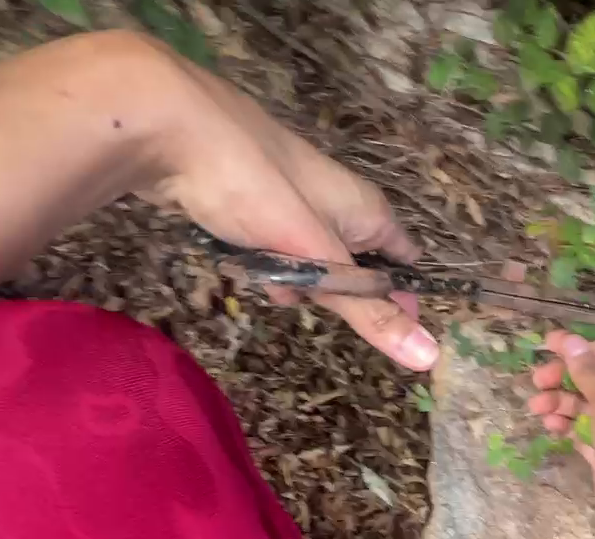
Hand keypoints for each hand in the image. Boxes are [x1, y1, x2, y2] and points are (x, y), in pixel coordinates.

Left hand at [132, 35, 436, 370]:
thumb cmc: (256, 189)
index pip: (406, 267)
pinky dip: (262, 262)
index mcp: (370, 212)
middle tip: (306, 292)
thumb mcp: (321, 261)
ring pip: (312, 265)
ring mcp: (297, 202)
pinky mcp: (258, 203)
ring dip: (293, 281)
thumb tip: (429, 358)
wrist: (165, 124)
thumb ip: (371, 313)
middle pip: (356, 272)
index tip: (381, 331)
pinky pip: (276, 249)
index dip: (400, 302)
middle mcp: (341, 205)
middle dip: (332, 294)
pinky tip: (239, 256)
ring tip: (264, 271)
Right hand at [528, 331, 594, 538]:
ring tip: (537, 408)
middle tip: (537, 381)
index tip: (549, 345)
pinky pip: (583, 431)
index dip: (583, 347)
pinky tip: (550, 426)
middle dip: (566, 377)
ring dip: (560, 403)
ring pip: (586, 406)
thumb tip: (571, 342)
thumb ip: (589, 373)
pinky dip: (567, 426)